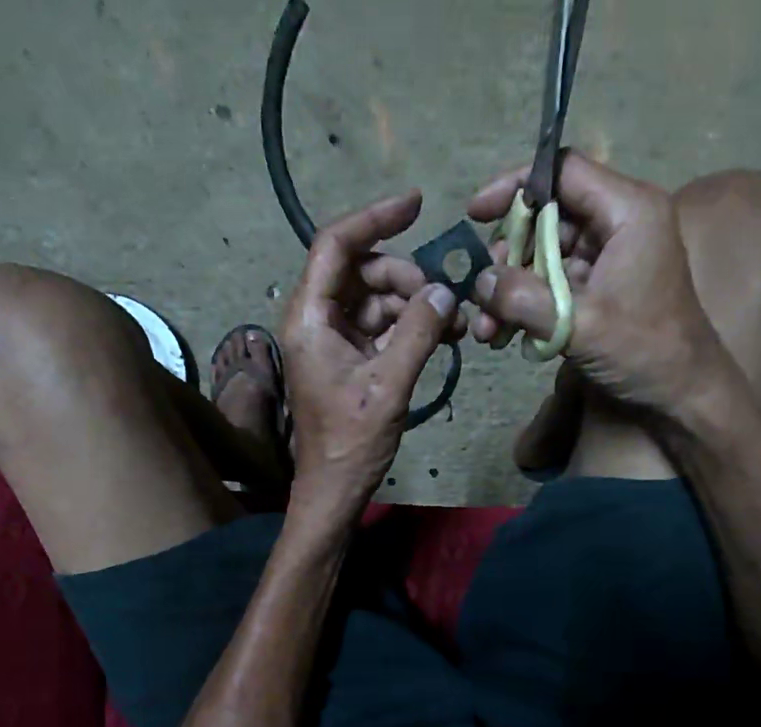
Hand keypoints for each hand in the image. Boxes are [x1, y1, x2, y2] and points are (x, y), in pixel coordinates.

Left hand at [277, 190, 459, 518]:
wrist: (334, 488)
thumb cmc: (351, 441)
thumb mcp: (389, 384)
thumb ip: (418, 331)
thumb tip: (445, 292)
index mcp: (309, 319)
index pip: (334, 246)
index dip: (374, 219)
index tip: (417, 204)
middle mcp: (315, 320)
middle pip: (360, 271)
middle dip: (404, 277)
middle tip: (443, 301)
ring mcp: (331, 339)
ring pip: (374, 298)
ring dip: (413, 303)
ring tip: (452, 324)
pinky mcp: (347, 357)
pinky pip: (380, 325)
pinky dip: (408, 325)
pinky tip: (441, 336)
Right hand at [468, 152, 733, 413]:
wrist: (679, 394)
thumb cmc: (643, 350)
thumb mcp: (578, 324)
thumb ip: (523, 298)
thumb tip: (480, 281)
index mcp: (628, 211)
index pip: (563, 171)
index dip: (515, 187)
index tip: (475, 214)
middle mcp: (617, 224)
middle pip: (546, 217)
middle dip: (507, 255)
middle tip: (482, 291)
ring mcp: (606, 257)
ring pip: (542, 255)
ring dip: (509, 289)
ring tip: (487, 329)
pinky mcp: (596, 288)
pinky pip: (549, 283)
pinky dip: (523, 305)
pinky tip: (502, 336)